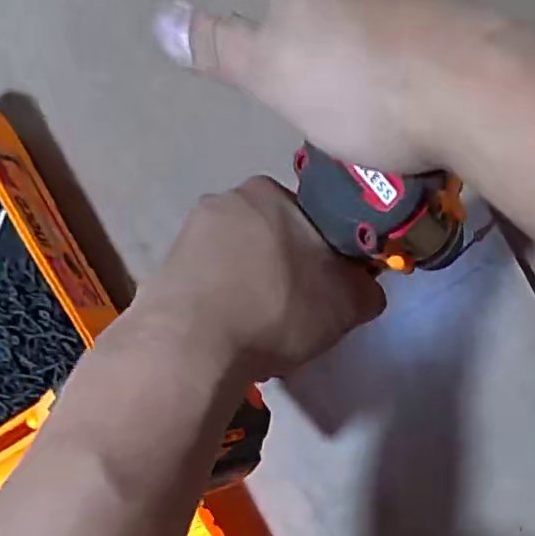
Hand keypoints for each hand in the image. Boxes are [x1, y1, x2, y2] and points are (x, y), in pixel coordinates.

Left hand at [132, 177, 385, 381]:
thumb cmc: (278, 308)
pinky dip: (225, 302)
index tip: (328, 287)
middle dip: (286, 269)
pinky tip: (232, 333)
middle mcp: (226, 199)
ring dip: (254, 287)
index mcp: (271, 191)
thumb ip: (367, 288)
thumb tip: (366, 288)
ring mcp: (190, 232)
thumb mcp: (347, 303)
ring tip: (261, 329)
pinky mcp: (167, 268)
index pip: (313, 217)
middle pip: (273, 237)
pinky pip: (211, 282)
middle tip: (297, 311)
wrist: (194, 344)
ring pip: (240, 260)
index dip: (327, 254)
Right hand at [153, 0, 483, 171]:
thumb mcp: (273, 73)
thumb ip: (222, 48)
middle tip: (351, 125)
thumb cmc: (355, 88)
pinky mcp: (467, 26)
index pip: (286, 12)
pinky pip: (430, 56)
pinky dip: (422, 84)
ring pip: (389, 37)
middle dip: (342, 69)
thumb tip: (159, 19)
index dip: (293, 68)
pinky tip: (427, 118)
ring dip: (385, 78)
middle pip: (342, 23)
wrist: (460, 89)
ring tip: (391, 131)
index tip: (309, 109)